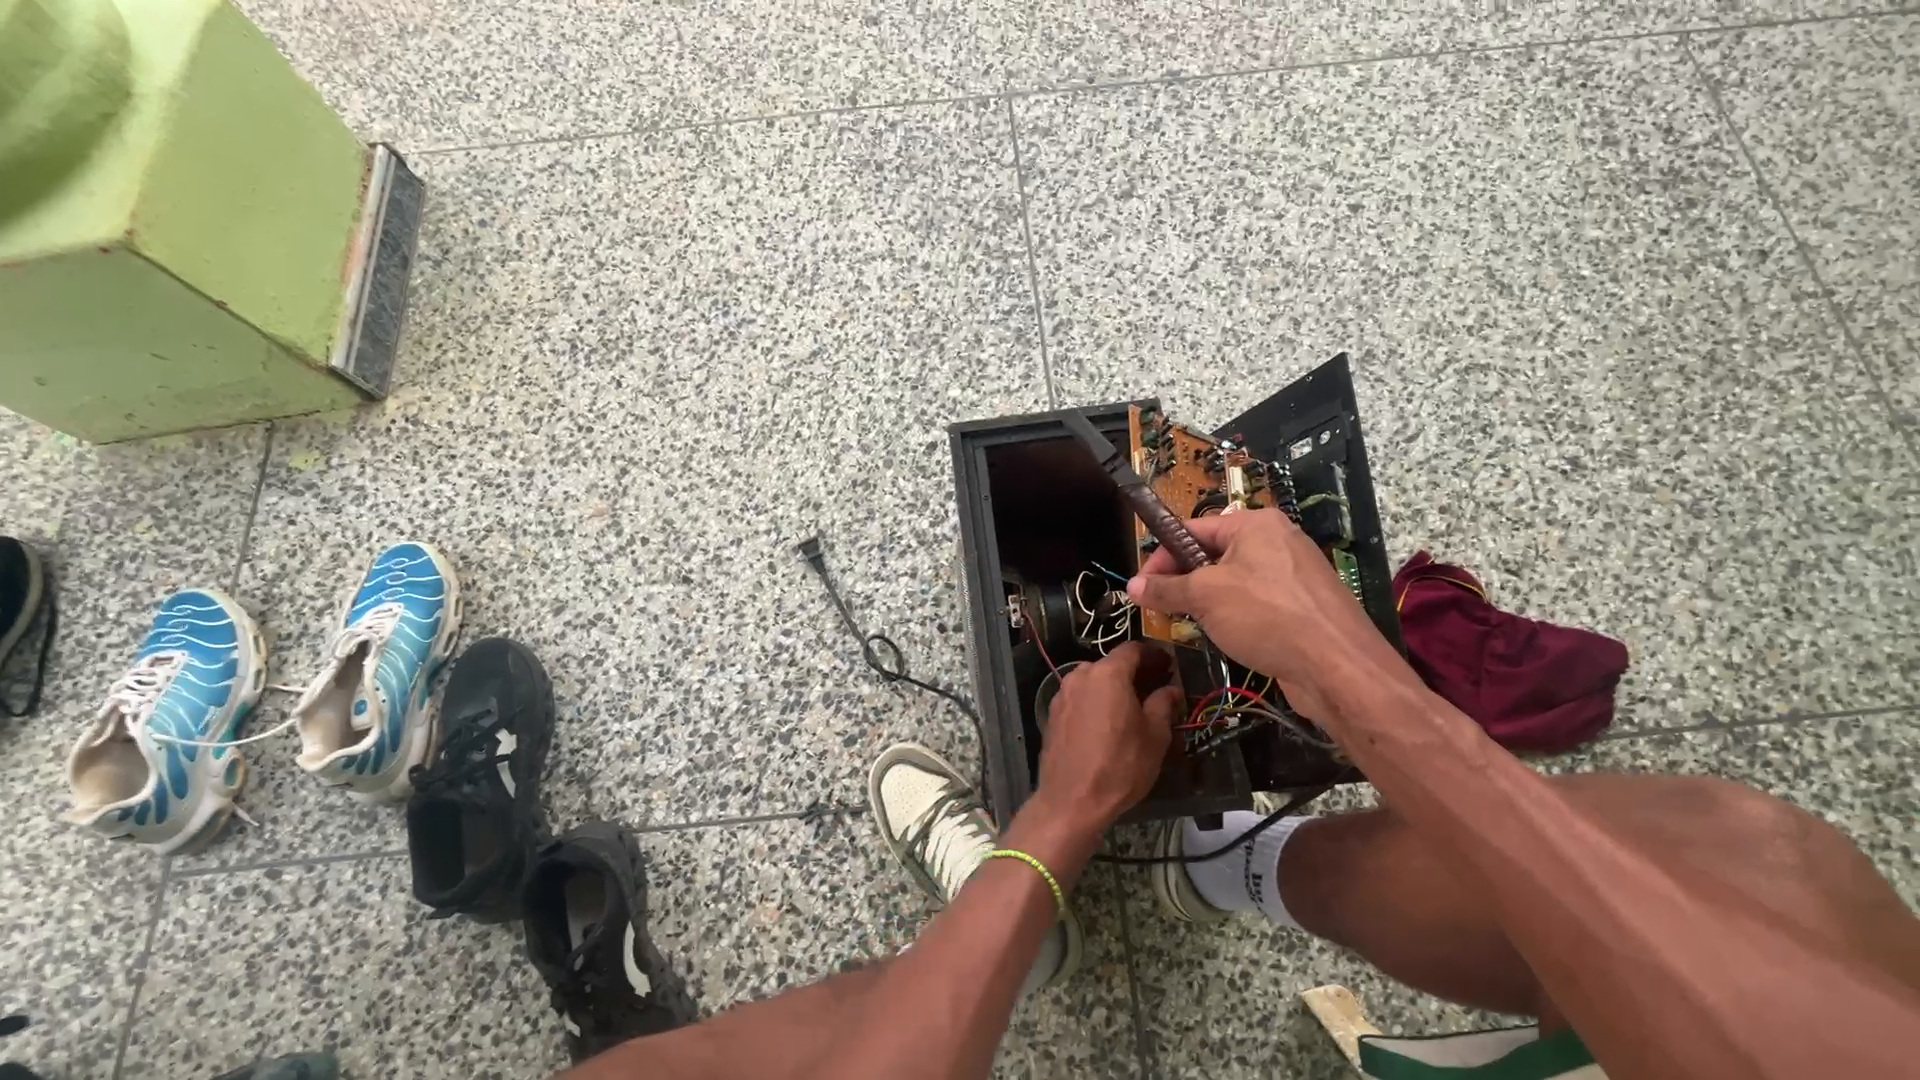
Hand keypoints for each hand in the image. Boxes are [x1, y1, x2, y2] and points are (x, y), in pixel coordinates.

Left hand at [1033, 642, 1181, 828]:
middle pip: (1111, 664)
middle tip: (1155, 687)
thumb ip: (1163, 705)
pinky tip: (1107, 722)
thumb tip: (1171, 689)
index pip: (1132, 649)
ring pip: (1093, 681)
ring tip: (1132, 706)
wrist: (1072, 800)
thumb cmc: (1120, 766)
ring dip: (1113, 687)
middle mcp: (1080, 676)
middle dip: (1134, 672)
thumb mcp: (1154, 736)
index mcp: (1108, 674)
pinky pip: (1080, 698)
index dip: (1153, 654)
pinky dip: (1095, 701)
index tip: (1168, 665)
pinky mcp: (1052, 714)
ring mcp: (1062, 694)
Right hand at [1126, 508, 1405, 721]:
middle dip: (1185, 582)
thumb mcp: (1206, 597)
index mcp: (1256, 524)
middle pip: (1214, 555)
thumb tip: (1133, 586)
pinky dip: (1237, 617)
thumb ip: (1166, 589)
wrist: (1338, 667)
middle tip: (1163, 609)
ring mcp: (1294, 574)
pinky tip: (1230, 639)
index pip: (1193, 529)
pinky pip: (1258, 603)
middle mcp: (1277, 541)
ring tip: (1193, 626)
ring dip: (1208, 603)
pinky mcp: (1304, 606)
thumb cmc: (1267, 616)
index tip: (1140, 586)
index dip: (1162, 556)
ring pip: (1235, 582)